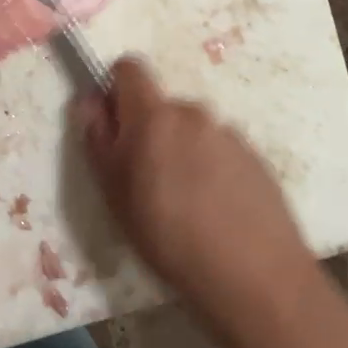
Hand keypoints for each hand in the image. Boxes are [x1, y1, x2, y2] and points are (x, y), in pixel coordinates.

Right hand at [77, 57, 312, 304]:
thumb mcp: (113, 192)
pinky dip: (213, 171)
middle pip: (162, 107)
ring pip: (193, 132)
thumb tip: (89, 100)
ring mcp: (231, 135)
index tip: (114, 125)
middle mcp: (194, 113)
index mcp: (154, 114)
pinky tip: (216, 212)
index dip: (115, 89)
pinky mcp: (258, 161)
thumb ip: (96, 138)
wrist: (255, 280)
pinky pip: (222, 153)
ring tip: (187, 204)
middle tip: (147, 181)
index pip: (129, 68)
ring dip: (183, 152)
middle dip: (150, 131)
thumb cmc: (168, 236)